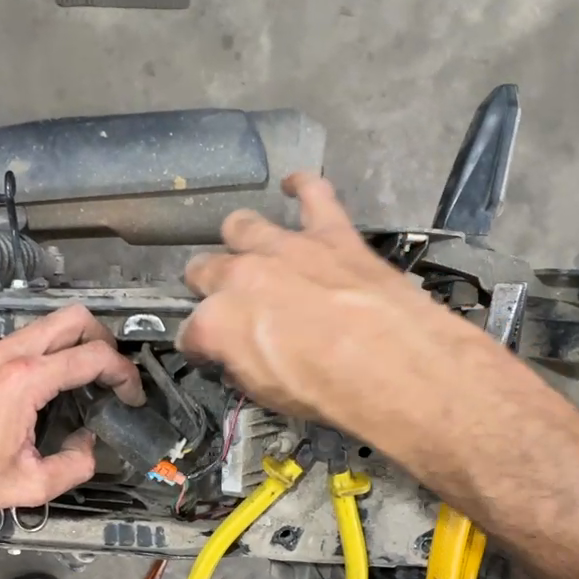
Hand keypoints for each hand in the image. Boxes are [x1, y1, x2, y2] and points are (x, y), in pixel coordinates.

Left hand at [0, 305, 143, 533]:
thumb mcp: (33, 484)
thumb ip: (76, 464)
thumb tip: (88, 447)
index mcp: (24, 382)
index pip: (92, 356)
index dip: (123, 373)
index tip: (130, 392)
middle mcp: (6, 358)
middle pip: (73, 320)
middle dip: (104, 341)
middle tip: (113, 373)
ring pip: (47, 326)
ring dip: (74, 344)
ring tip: (86, 379)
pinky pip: (24, 341)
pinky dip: (48, 352)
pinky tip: (52, 385)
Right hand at [180, 173, 512, 456]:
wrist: (388, 364)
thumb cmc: (322, 389)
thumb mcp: (264, 392)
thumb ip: (239, 365)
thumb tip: (236, 358)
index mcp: (216, 322)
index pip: (190, 333)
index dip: (198, 345)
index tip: (208, 353)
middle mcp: (239, 276)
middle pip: (204, 270)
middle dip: (207, 287)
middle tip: (225, 302)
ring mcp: (283, 248)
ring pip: (241, 226)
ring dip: (238, 240)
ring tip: (247, 250)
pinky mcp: (329, 232)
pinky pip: (313, 194)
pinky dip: (302, 188)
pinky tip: (295, 185)